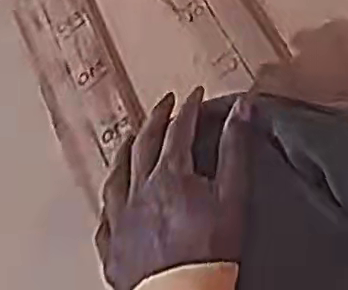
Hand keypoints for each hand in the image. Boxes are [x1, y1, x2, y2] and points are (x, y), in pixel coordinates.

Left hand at [97, 90, 252, 289]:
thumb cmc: (210, 252)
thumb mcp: (232, 196)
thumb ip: (235, 148)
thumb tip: (242, 108)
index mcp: (169, 175)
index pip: (179, 128)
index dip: (189, 107)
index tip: (195, 94)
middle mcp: (140, 191)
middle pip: (144, 143)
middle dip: (156, 117)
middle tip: (165, 103)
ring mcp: (122, 221)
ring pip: (117, 176)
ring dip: (125, 151)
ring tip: (130, 139)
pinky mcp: (112, 251)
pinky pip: (105, 218)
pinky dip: (110, 201)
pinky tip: (112, 200)